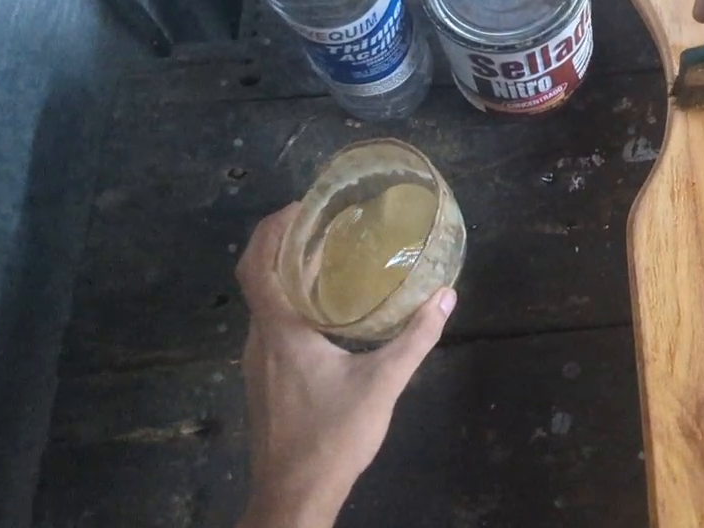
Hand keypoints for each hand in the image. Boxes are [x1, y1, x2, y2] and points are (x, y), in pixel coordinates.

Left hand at [235, 205, 454, 527]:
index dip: (271, 229)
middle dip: (282, 242)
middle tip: (323, 221)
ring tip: (328, 253)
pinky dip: (291, 298)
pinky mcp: (267, 379)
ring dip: (286, 271)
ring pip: (264, 301)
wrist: (293, 500)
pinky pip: (272, 322)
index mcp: (280, 331)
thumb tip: (447, 296)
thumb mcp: (382, 384)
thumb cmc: (331, 437)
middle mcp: (261, 340)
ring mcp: (260, 362)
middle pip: (257, 277)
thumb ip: (416, 338)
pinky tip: (327, 305)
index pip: (256, 266)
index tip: (301, 205)